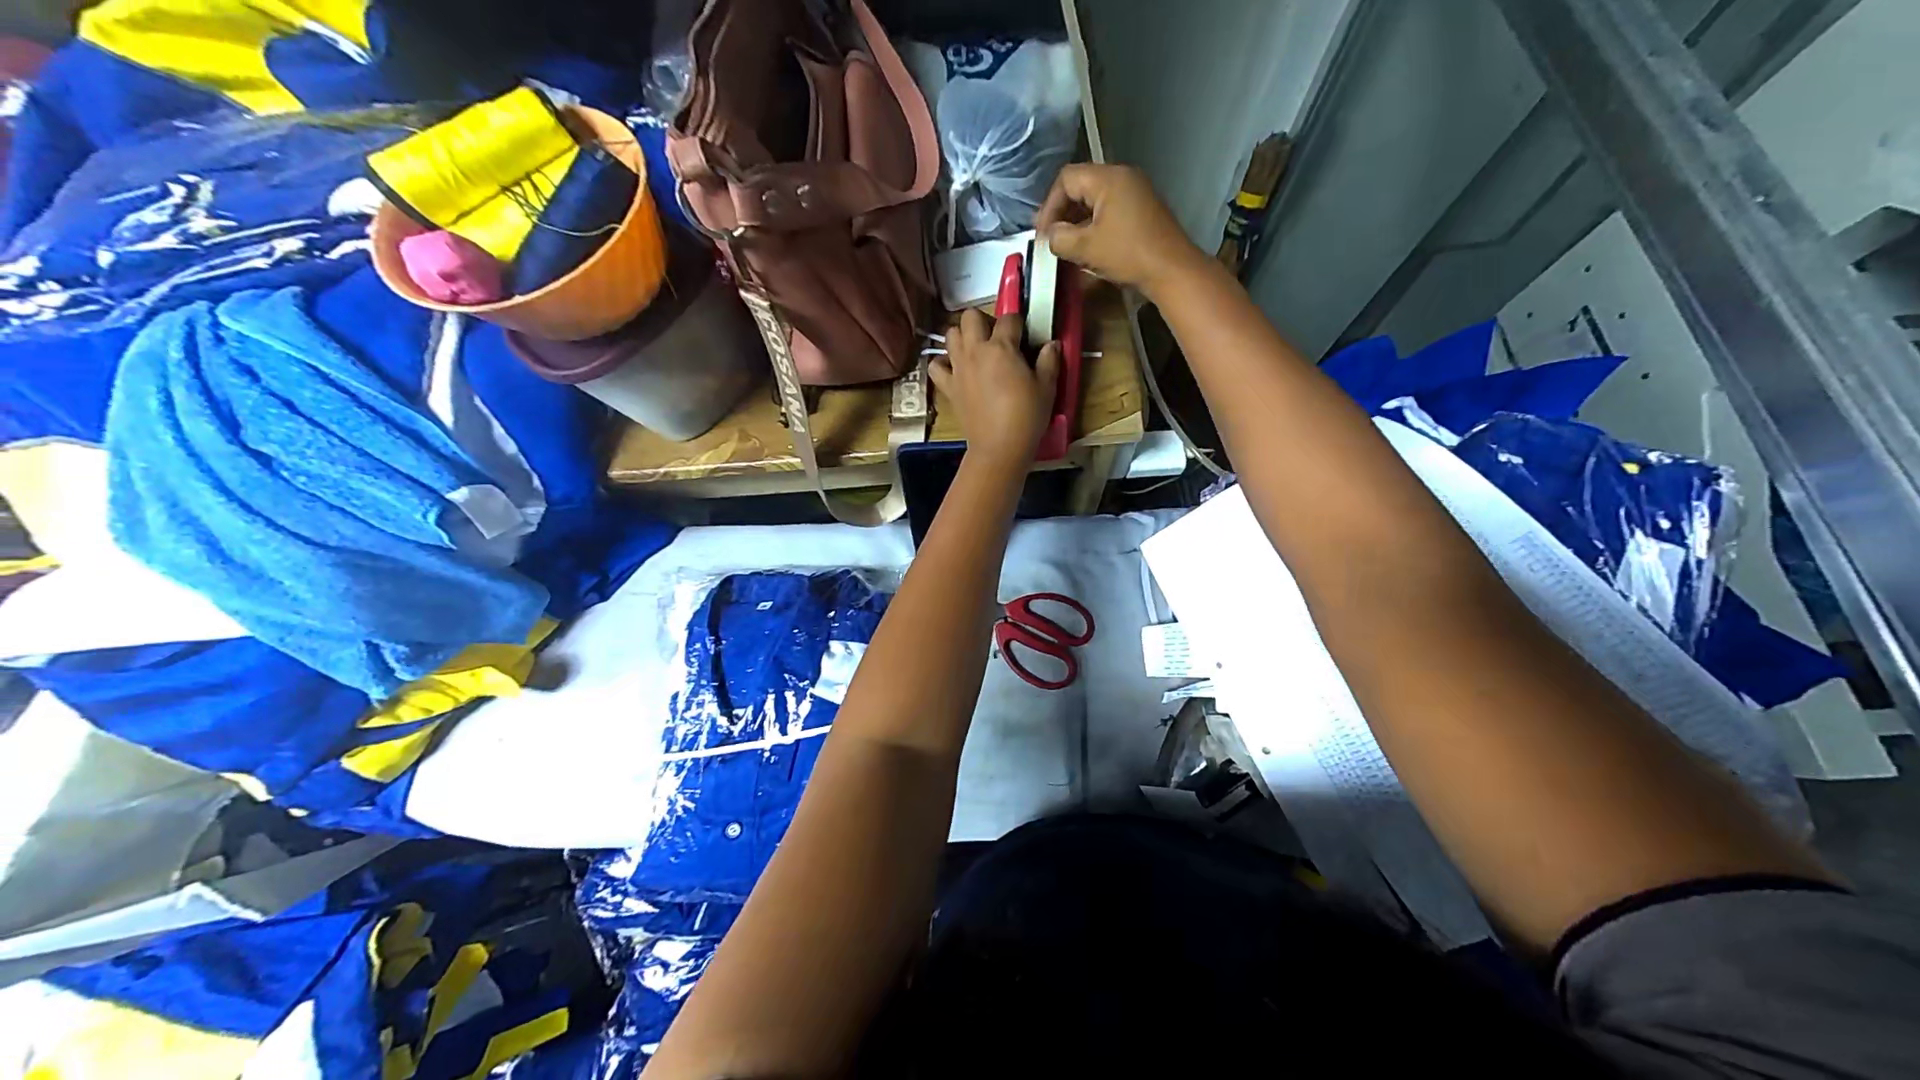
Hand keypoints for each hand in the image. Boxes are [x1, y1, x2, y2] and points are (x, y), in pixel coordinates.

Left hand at [929, 308, 1059, 470]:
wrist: (999, 448)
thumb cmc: (1026, 417)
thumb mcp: (1046, 387)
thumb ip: (1049, 361)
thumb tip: (1052, 344)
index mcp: (1001, 347)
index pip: (1009, 318)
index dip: (1019, 323)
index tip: (1026, 336)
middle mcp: (975, 351)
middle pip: (971, 316)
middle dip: (984, 320)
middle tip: (998, 338)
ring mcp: (958, 368)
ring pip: (951, 334)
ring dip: (963, 336)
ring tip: (977, 350)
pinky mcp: (948, 387)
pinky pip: (936, 366)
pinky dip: (943, 363)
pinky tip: (956, 368)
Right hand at [1035, 164, 1207, 298]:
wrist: (1172, 270)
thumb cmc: (1128, 254)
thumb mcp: (1086, 248)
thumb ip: (1059, 238)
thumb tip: (1050, 236)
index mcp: (1108, 178)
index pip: (1066, 179)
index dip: (1049, 205)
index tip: (1042, 233)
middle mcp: (1123, 177)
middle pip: (1081, 185)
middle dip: (1062, 212)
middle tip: (1050, 238)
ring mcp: (1136, 191)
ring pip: (1095, 199)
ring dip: (1077, 219)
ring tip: (1066, 244)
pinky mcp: (1142, 209)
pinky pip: (1110, 208)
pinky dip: (1094, 223)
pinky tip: (1088, 245)